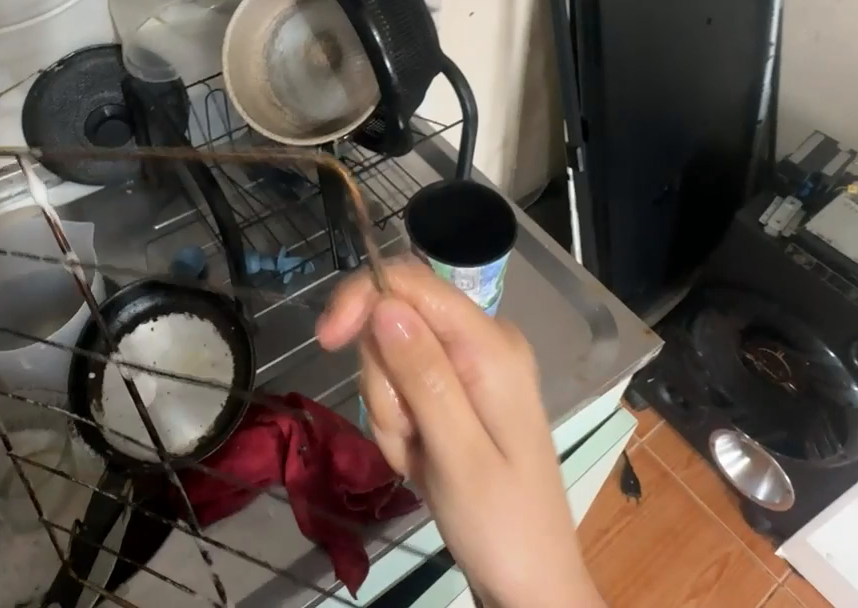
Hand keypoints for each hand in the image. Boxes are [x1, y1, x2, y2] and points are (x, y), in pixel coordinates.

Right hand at [318, 263, 604, 607]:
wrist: (530, 582)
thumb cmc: (501, 523)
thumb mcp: (458, 454)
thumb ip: (423, 375)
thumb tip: (383, 303)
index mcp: (489, 344)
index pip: (411, 281)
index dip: (361, 299)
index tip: (326, 342)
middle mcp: (480, 340)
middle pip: (394, 321)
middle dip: (382, 381)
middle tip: (406, 438)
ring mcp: (468, 364)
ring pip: (390, 356)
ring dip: (389, 410)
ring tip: (417, 457)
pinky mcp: (455, 388)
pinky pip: (401, 385)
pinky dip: (397, 423)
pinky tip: (419, 458)